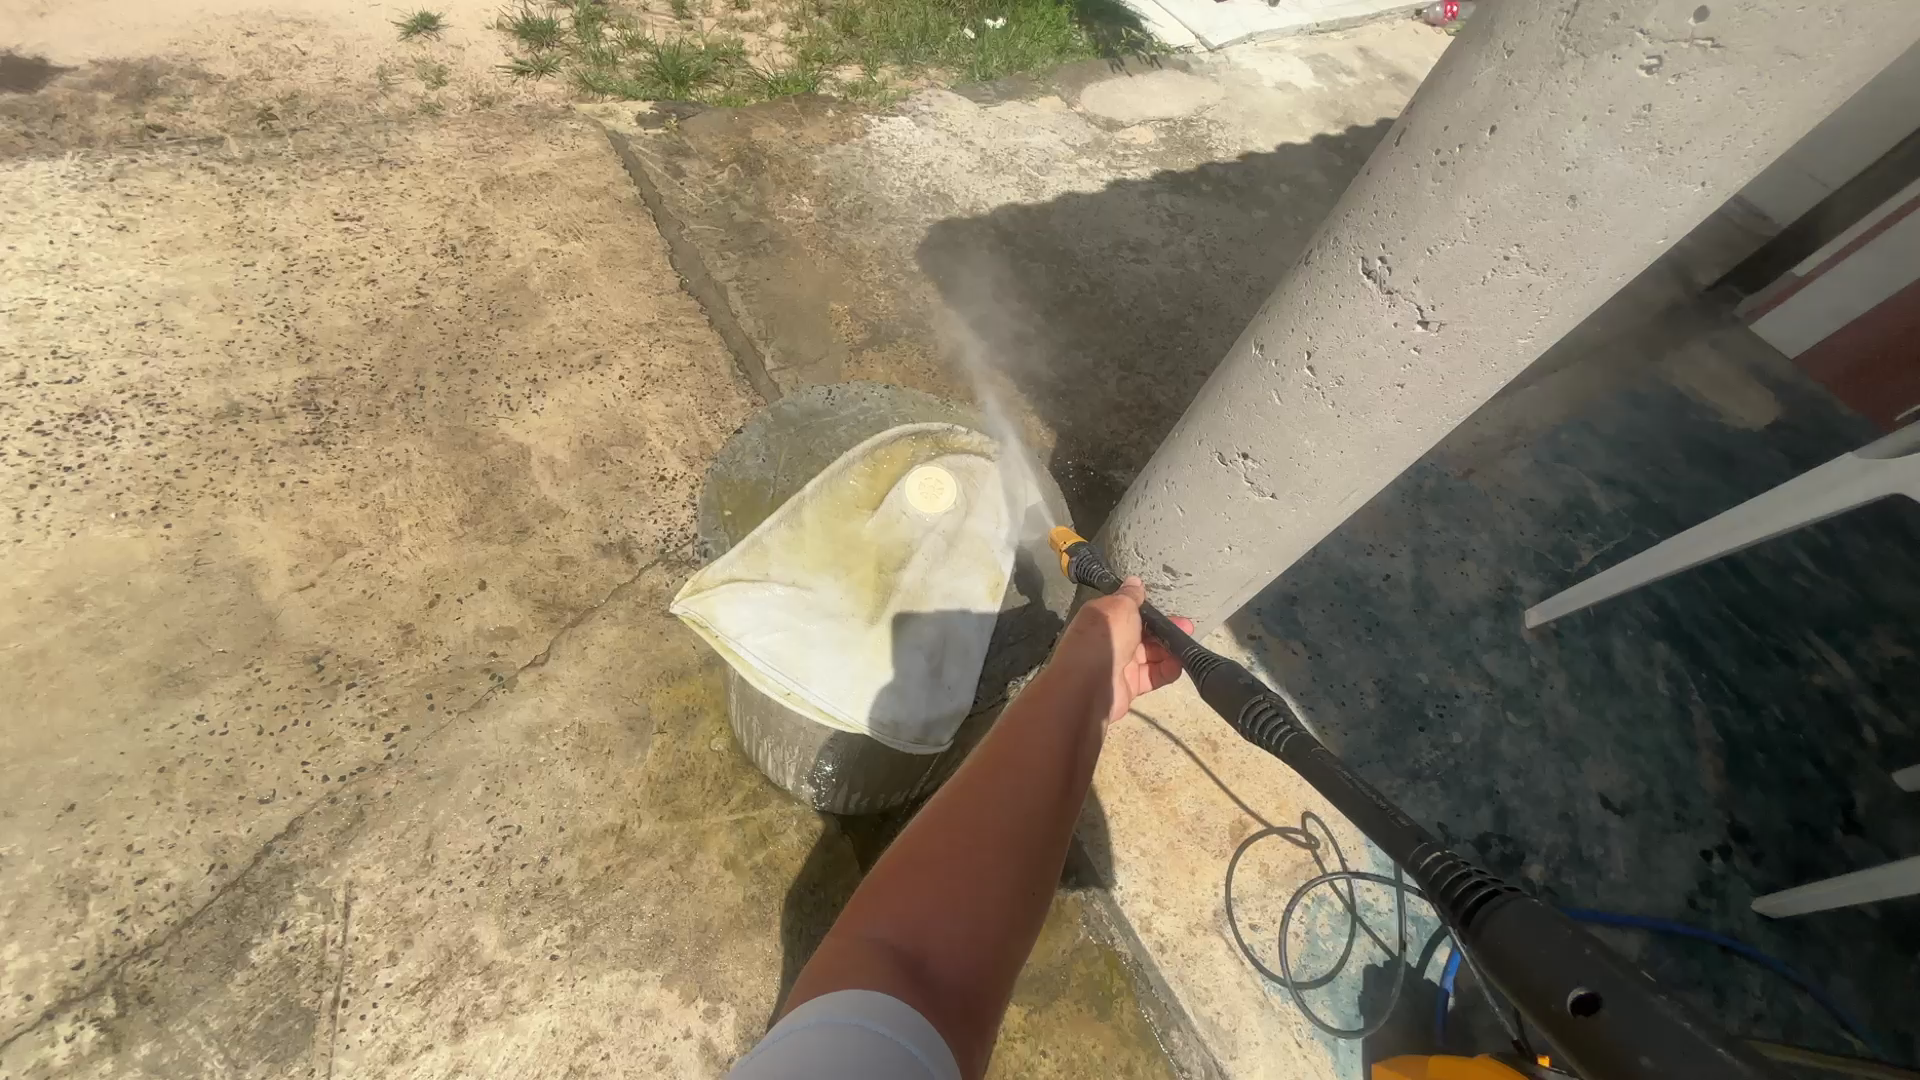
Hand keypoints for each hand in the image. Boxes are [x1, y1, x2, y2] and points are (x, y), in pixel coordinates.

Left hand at [1050, 577, 1193, 728]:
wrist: (1090, 682)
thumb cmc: (1105, 636)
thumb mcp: (1120, 607)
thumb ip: (1130, 596)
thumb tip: (1134, 581)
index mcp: (1104, 618)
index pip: (1129, 612)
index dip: (1150, 611)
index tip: (1170, 609)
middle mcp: (1110, 639)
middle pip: (1143, 633)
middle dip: (1165, 630)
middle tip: (1187, 628)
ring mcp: (1119, 663)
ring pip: (1150, 655)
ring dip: (1169, 650)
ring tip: (1187, 647)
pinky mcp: (1129, 685)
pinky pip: (1152, 676)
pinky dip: (1166, 671)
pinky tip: (1178, 665)